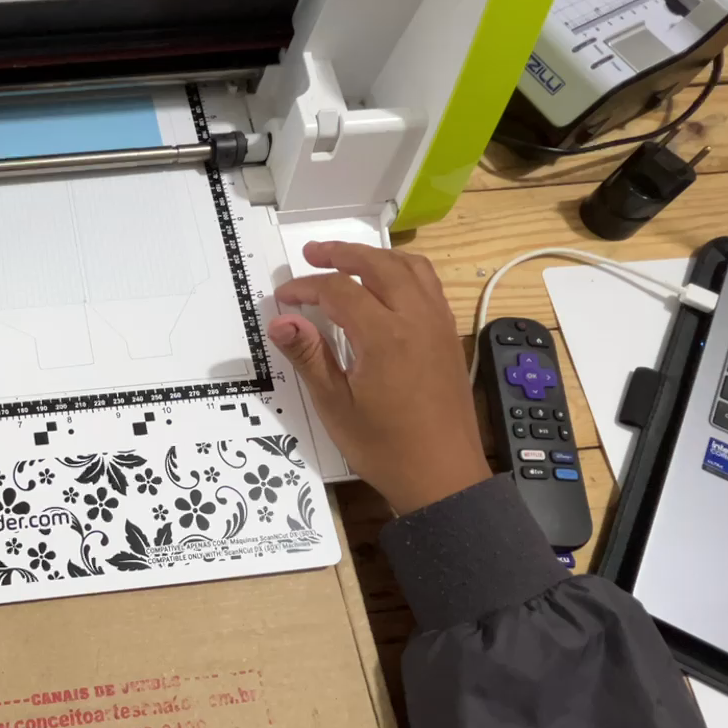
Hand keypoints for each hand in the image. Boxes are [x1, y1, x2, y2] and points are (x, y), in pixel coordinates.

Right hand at [268, 242, 489, 513]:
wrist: (441, 473)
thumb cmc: (382, 446)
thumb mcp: (335, 404)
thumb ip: (309, 356)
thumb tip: (280, 321)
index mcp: (384, 336)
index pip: (338, 292)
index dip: (306, 288)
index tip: (282, 298)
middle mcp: (416, 319)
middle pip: (378, 266)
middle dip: (341, 254)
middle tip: (311, 254)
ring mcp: (438, 324)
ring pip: (410, 268)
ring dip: (375, 257)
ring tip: (347, 260)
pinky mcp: (447, 335)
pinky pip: (428, 285)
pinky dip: (402, 271)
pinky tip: (385, 285)